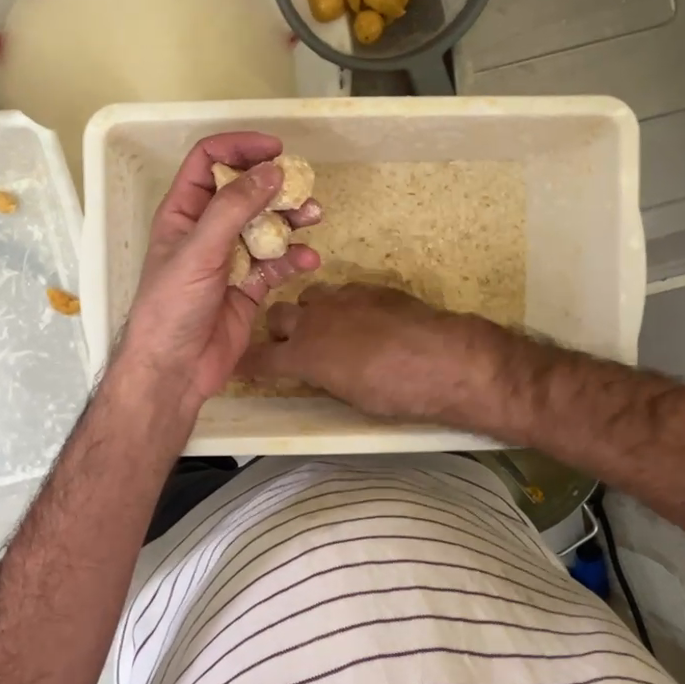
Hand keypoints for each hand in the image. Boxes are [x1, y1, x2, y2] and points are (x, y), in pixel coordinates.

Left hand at [117, 132, 320, 410]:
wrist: (175, 369)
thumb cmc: (172, 305)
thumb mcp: (199, 250)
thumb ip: (234, 209)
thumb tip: (272, 171)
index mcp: (183, 213)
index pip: (210, 162)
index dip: (240, 148)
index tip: (276, 150)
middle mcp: (208, 230)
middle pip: (246, 192)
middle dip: (275, 186)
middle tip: (303, 189)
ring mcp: (230, 258)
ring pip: (266, 226)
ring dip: (290, 219)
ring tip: (314, 217)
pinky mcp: (250, 287)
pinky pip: (276, 263)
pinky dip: (293, 258)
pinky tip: (309, 260)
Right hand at [238, 284, 513, 426]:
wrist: (441, 358)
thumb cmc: (393, 392)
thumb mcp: (349, 396)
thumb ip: (324, 376)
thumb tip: (319, 369)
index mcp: (302, 355)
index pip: (260, 357)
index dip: (249, 363)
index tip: (243, 367)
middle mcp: (313, 321)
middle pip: (278, 315)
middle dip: (282, 328)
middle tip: (295, 343)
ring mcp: (341, 299)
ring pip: (311, 296)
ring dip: (313, 311)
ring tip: (332, 327)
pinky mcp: (370, 287)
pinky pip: (345, 292)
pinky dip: (347, 305)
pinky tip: (368, 320)